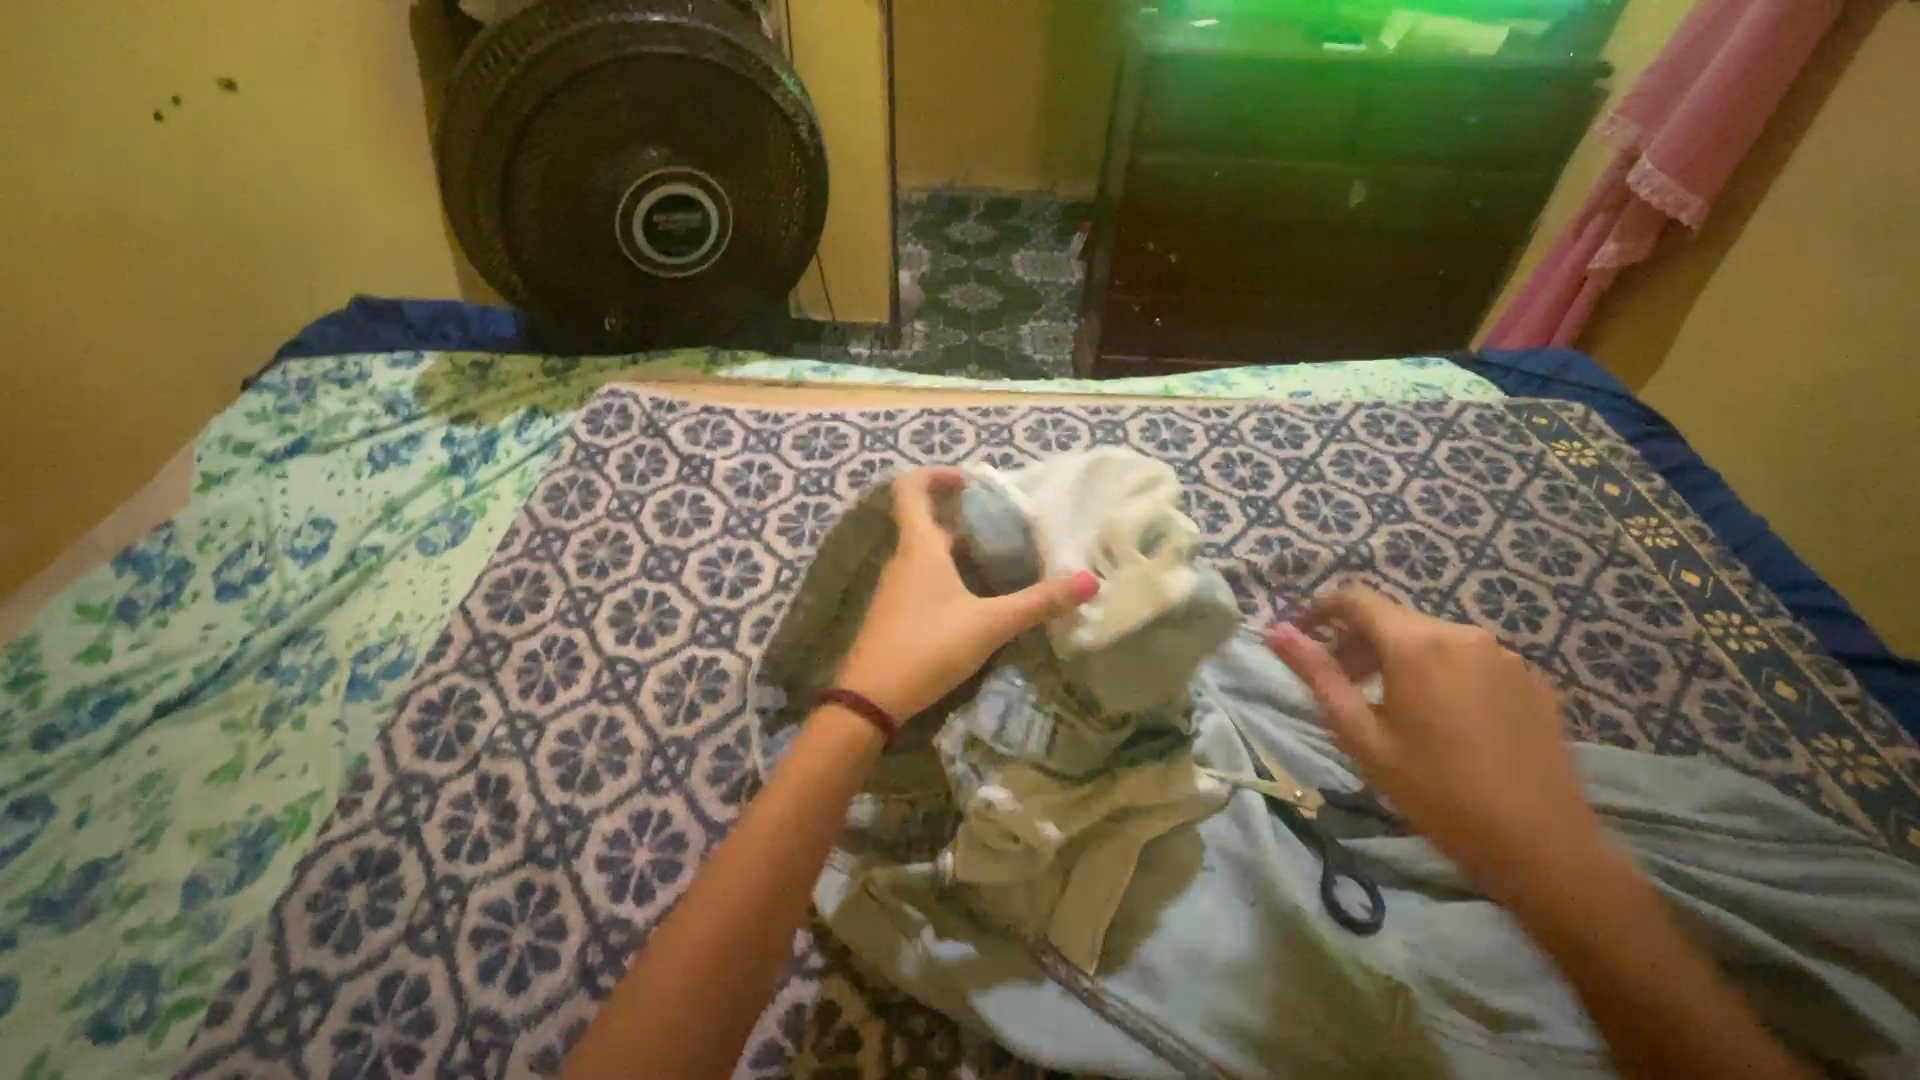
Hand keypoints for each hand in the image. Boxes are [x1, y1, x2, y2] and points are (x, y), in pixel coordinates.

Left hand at [833, 467, 1100, 721]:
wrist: (871, 700)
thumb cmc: (928, 647)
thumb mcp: (989, 624)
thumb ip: (1038, 603)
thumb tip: (1090, 581)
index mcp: (919, 548)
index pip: (911, 489)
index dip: (936, 475)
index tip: (970, 481)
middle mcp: (902, 561)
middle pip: (927, 524)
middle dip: (963, 520)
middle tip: (1004, 528)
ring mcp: (895, 590)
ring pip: (927, 557)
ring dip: (958, 553)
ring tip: (1000, 563)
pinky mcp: (896, 617)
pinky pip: (924, 583)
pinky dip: (949, 580)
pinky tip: (976, 603)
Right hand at [1266, 589, 1602, 904]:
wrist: (1539, 843)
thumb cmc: (1435, 791)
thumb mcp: (1362, 736)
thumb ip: (1318, 676)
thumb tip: (1277, 632)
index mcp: (1416, 644)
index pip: (1356, 600)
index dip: (1320, 610)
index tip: (1299, 635)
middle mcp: (1462, 634)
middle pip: (1395, 620)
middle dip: (1357, 642)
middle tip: (1337, 683)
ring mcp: (1504, 656)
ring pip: (1433, 639)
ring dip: (1398, 658)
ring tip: (1385, 704)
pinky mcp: (1531, 681)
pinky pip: (1469, 660)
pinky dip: (1440, 673)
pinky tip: (1438, 719)